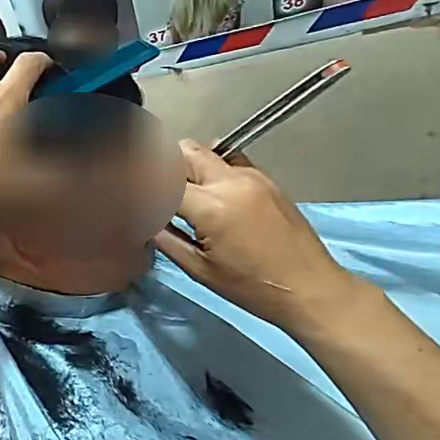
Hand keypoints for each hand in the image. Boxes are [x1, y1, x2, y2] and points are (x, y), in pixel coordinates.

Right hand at [153, 141, 378, 333]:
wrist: (310, 288)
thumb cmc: (254, 288)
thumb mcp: (201, 270)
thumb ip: (167, 238)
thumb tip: (145, 220)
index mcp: (212, 208)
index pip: (161, 180)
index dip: (141, 185)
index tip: (130, 193)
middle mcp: (231, 182)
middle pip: (182, 151)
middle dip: (162, 166)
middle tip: (154, 190)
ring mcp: (252, 176)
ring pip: (206, 150)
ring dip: (187, 164)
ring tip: (181, 191)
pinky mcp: (266, 179)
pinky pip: (230, 160)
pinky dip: (213, 168)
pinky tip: (212, 192)